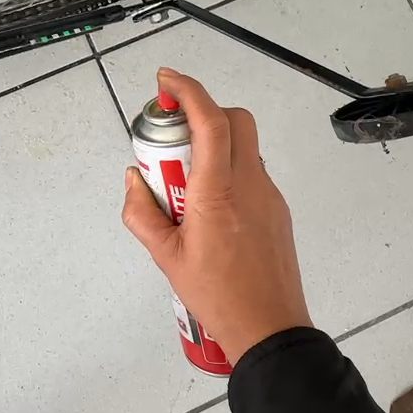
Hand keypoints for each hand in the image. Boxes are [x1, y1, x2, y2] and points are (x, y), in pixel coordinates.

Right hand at [121, 67, 312, 361]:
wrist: (271, 331)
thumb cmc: (216, 295)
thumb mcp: (165, 256)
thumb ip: (141, 212)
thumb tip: (134, 178)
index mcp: (217, 192)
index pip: (210, 122)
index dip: (188, 91)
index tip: (165, 81)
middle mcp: (248, 184)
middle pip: (235, 119)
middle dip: (204, 110)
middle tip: (174, 133)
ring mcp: (269, 195)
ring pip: (245, 144)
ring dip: (216, 141)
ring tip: (187, 179)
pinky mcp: (278, 209)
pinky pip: (251, 170)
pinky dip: (228, 167)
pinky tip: (210, 205)